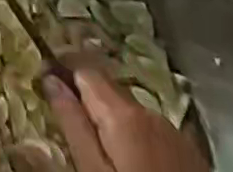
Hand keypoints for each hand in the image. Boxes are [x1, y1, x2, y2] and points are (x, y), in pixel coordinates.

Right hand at [43, 69, 208, 171]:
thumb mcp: (93, 171)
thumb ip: (72, 123)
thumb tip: (50, 80)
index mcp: (123, 113)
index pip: (85, 70)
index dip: (63, 74)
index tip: (44, 83)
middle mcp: (149, 112)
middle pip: (108, 89)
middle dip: (86, 98)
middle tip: (68, 120)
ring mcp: (173, 132)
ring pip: (129, 110)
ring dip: (110, 119)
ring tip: (98, 146)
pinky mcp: (188, 152)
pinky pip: (150, 130)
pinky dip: (133, 135)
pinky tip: (130, 161)